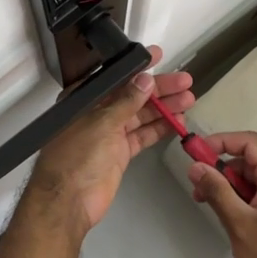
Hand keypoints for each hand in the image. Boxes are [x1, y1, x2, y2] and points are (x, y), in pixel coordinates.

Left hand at [25, 45, 194, 234]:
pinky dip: (158, 129)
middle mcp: (95, 113)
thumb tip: (145, 80)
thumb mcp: (101, 123)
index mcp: (83, 100)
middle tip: (184, 81)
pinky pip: (141, 136)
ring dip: (163, 108)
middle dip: (158, 88)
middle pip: (131, 95)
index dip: (137, 67)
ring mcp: (108, 134)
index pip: (114, 77)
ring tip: (188, 99)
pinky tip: (177, 122)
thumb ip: (126, 102)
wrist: (68, 202)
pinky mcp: (118, 153)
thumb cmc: (75, 157)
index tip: (157, 55)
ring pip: (140, 115)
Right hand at [187, 132, 256, 257]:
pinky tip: (238, 220)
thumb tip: (196, 166)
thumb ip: (217, 191)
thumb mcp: (239, 225)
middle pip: (256, 162)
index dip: (220, 142)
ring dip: (236, 187)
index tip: (195, 154)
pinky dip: (251, 200)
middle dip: (224, 170)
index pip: (250, 143)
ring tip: (216, 209)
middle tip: (200, 191)